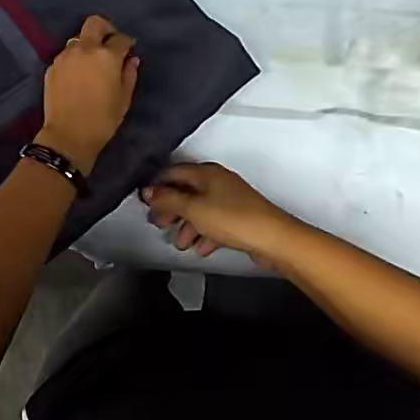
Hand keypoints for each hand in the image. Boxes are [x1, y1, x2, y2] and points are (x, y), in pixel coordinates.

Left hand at [35, 15, 138, 174]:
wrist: (68, 135)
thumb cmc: (102, 120)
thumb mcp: (124, 98)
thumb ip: (129, 74)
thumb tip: (131, 59)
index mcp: (106, 56)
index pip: (120, 38)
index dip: (127, 42)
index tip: (129, 48)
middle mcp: (84, 49)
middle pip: (94, 23)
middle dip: (106, 28)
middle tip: (111, 43)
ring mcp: (65, 56)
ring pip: (78, 39)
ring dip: (88, 44)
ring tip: (93, 62)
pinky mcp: (52, 66)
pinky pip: (66, 55)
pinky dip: (75, 58)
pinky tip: (79, 74)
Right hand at [140, 162, 303, 261]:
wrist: (274, 239)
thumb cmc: (235, 218)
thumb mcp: (193, 208)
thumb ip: (168, 199)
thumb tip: (149, 192)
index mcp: (206, 172)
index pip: (173, 173)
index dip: (157, 186)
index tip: (145, 200)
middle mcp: (217, 181)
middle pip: (186, 191)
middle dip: (171, 208)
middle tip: (160, 222)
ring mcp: (230, 199)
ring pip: (200, 209)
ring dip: (187, 225)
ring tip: (181, 242)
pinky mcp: (239, 217)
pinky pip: (214, 222)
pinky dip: (205, 233)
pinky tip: (201, 247)